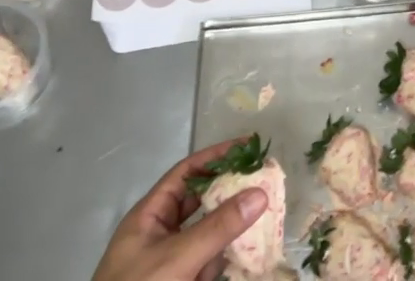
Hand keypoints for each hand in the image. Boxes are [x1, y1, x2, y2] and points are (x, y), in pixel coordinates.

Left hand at [91, 139, 270, 280]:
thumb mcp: (178, 258)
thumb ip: (219, 227)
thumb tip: (261, 192)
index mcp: (149, 216)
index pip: (185, 173)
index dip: (215, 157)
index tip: (248, 147)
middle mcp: (159, 234)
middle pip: (199, 201)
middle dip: (229, 192)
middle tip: (264, 181)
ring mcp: (169, 262)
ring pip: (207, 233)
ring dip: (231, 227)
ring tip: (265, 216)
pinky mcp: (180, 280)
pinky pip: (207, 262)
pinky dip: (225, 258)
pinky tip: (247, 255)